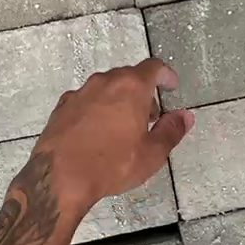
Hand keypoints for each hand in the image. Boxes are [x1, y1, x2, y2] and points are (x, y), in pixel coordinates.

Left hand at [29, 59, 193, 211]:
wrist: (59, 177)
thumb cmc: (112, 165)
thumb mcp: (152, 154)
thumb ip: (171, 131)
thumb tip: (185, 116)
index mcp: (131, 87)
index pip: (154, 67)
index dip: (166, 75)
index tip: (171, 86)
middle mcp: (104, 82)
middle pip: (129, 77)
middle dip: (143, 92)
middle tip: (150, 116)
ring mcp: (80, 92)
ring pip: (106, 88)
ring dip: (119, 100)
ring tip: (124, 127)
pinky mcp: (62, 107)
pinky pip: (87, 100)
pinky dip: (97, 109)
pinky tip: (97, 132)